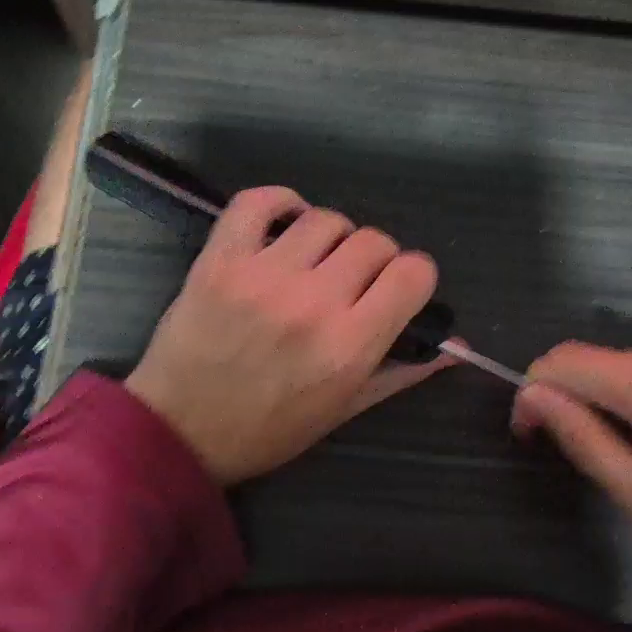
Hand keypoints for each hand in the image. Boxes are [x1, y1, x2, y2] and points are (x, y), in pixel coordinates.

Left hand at [126, 186, 453, 484]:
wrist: (179, 431)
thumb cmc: (267, 430)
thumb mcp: (342, 410)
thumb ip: (401, 373)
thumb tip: (453, 346)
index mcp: (350, 345)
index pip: (414, 273)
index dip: (414, 276)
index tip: (397, 288)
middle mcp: (314, 301)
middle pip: (373, 240)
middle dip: (375, 258)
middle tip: (351, 280)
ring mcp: (264, 274)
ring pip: (325, 218)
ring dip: (330, 236)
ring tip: (313, 259)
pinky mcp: (221, 258)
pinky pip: (258, 201)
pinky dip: (280, 201)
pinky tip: (285, 222)